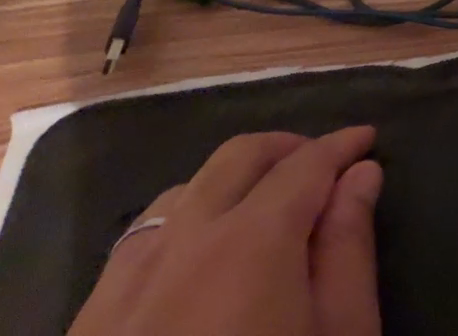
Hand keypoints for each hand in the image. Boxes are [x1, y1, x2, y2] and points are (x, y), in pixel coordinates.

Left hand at [69, 127, 381, 335]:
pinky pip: (140, 240)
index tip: (368, 140)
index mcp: (253, 239)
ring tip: (264, 209)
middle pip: (239, 157)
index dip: (342, 145)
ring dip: (233, 182)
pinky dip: (184, 221)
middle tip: (324, 165)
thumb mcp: (341, 334)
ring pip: (183, 190)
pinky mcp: (89, 322)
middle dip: (288, 147)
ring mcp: (127, 280)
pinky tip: (200, 259)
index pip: (306, 163)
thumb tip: (360, 175)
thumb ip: (350, 246)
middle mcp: (184, 240)